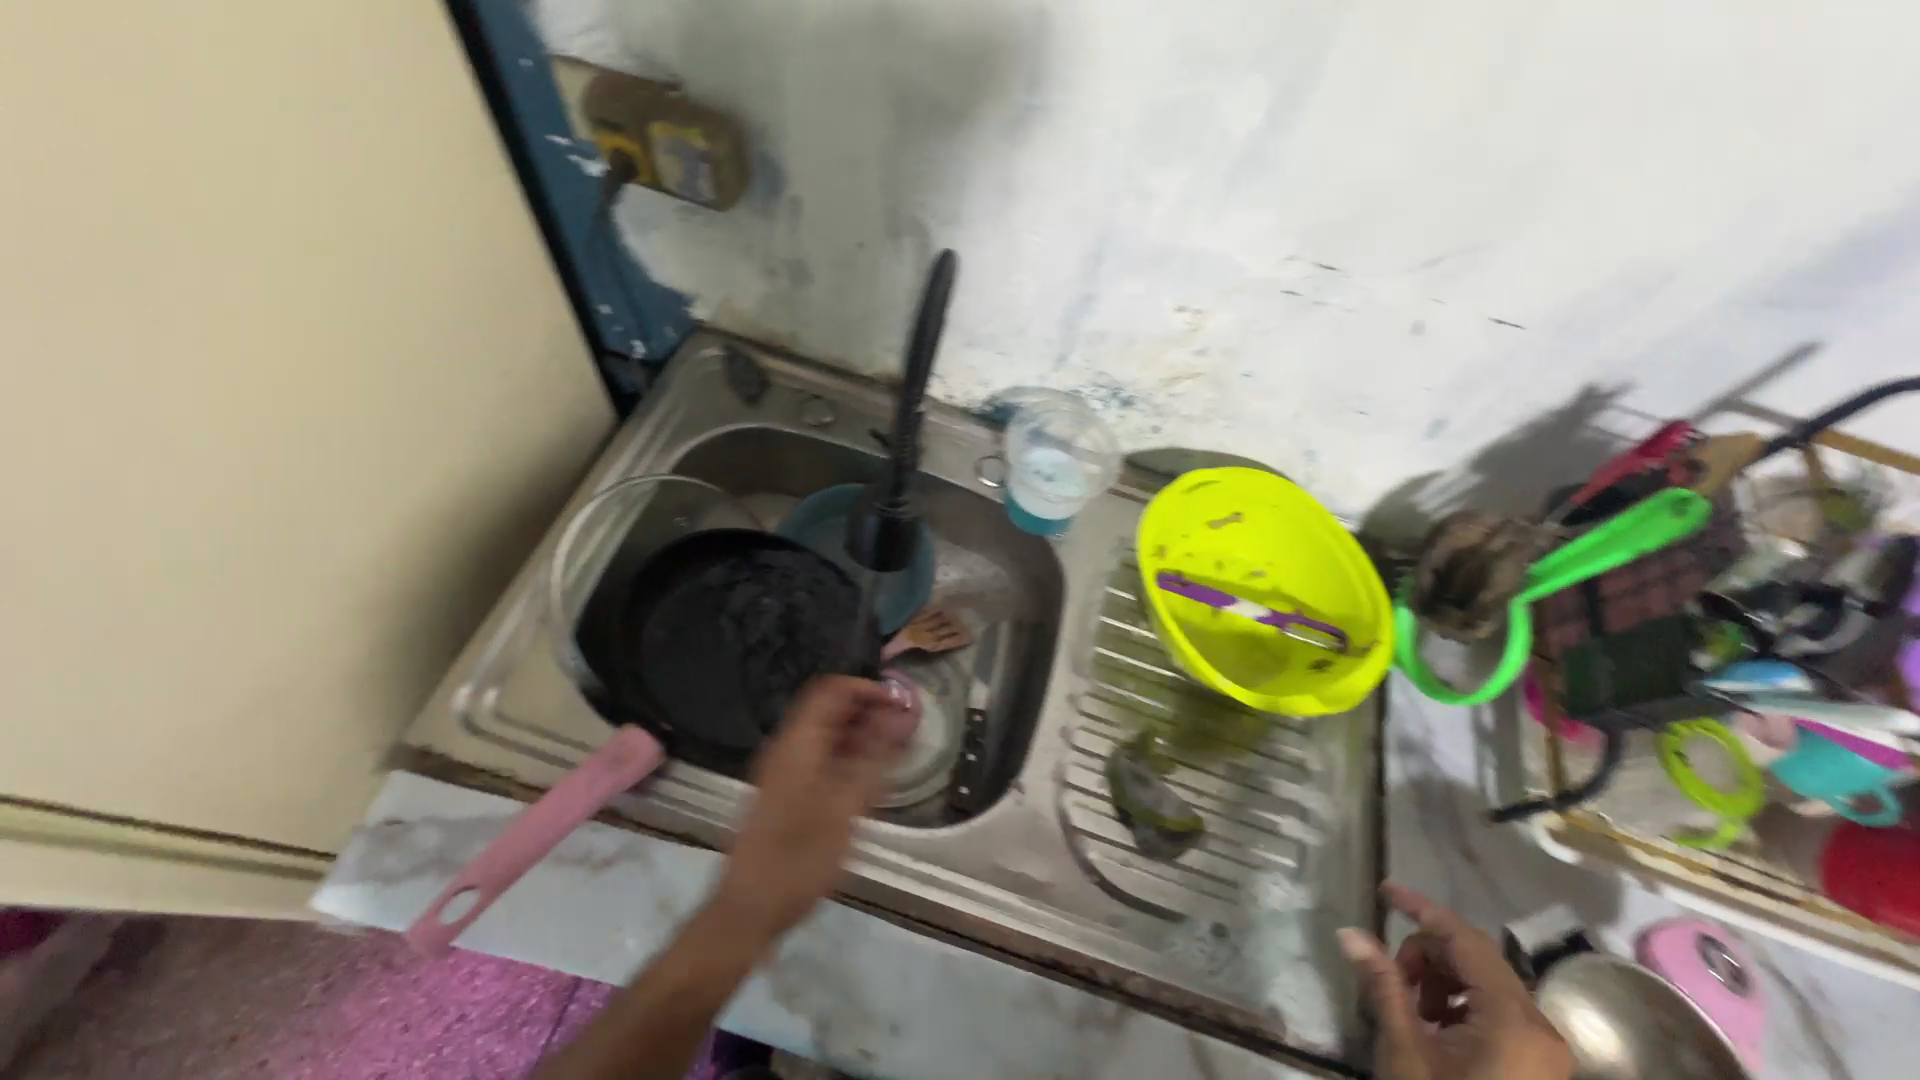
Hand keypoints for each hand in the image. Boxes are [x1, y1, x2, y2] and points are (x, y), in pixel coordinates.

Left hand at [713, 676, 915, 937]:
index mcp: (797, 742)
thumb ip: (876, 755)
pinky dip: (846, 758)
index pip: (832, 689)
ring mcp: (783, 771)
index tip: (902, 703)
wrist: (749, 909)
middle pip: (829, 710)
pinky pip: (819, 759)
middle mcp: (787, 748)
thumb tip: (902, 714)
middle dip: (869, 711)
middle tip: (906, 728)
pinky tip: (870, 778)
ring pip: (825, 736)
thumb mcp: (847, 806)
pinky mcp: (785, 794)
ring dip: (860, 736)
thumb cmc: (799, 858)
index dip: (869, 688)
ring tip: (896, 751)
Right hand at [1339, 883, 1571, 1079]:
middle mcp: (1539, 1024)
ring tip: (1409, 1009)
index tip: (1385, 891)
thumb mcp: (1404, 1049)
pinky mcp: (1538, 1063)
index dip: (1421, 909)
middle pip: (1475, 957)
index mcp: (1513, 1018)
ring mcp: (1544, 1046)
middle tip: (1391, 980)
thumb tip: (1351, 933)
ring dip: (1440, 980)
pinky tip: (1433, 1029)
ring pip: (1485, 982)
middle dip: (1425, 955)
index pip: (1463, 938)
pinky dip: (1459, 1005)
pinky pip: (1497, 1010)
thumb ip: (1382, 984)